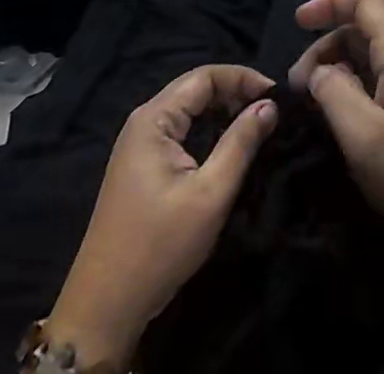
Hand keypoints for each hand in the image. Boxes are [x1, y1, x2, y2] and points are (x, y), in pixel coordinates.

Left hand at [46, 65, 277, 366]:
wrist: (105, 306)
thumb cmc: (160, 245)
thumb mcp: (211, 192)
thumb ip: (242, 142)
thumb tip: (270, 104)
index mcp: (153, 121)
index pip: (205, 76)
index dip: (244, 78)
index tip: (278, 96)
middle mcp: (143, 123)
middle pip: (196, 87)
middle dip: (237, 91)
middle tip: (272, 110)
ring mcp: (139, 144)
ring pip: (189, 108)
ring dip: (225, 109)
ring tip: (259, 123)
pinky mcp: (142, 164)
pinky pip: (181, 128)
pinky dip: (210, 127)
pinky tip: (231, 142)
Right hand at [289, 0, 383, 268]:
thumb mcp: (366, 138)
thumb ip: (336, 94)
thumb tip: (320, 70)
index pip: (368, 2)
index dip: (331, 2)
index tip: (296, 21)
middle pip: (366, 29)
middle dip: (326, 46)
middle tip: (297, 88)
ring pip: (373, 56)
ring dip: (338, 69)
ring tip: (314, 105)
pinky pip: (383, 79)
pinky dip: (355, 86)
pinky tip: (343, 117)